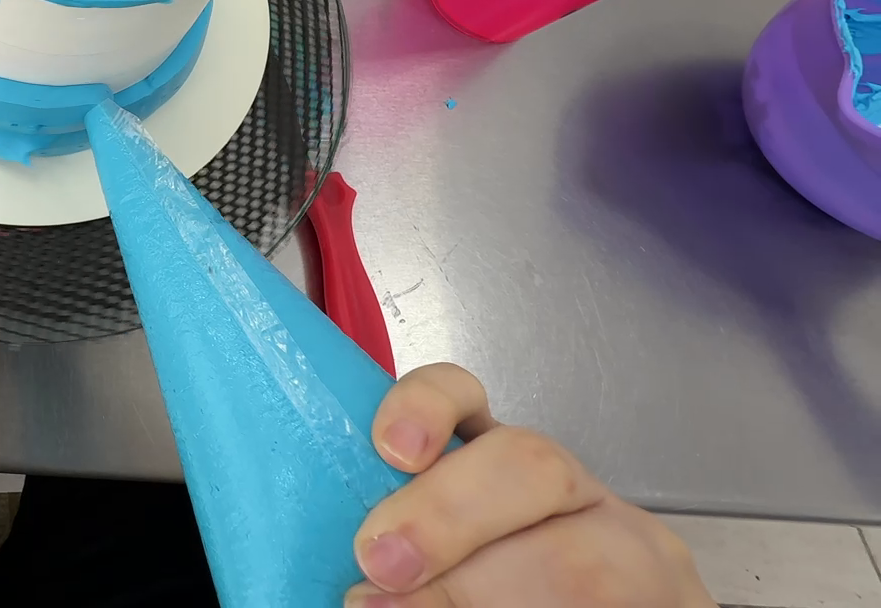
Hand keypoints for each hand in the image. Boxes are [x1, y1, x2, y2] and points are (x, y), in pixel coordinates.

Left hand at [347, 363, 714, 606]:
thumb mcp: (438, 546)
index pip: (461, 391)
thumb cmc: (477, 580)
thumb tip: (338, 552)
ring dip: (479, 595)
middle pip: (525, 468)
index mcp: (496, 455)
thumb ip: (399, 525)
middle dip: (445, 518)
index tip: (389, 449)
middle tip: (376, 565)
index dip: (423, 405)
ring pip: (577, 563)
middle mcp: (572, 491)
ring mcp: (638, 557)